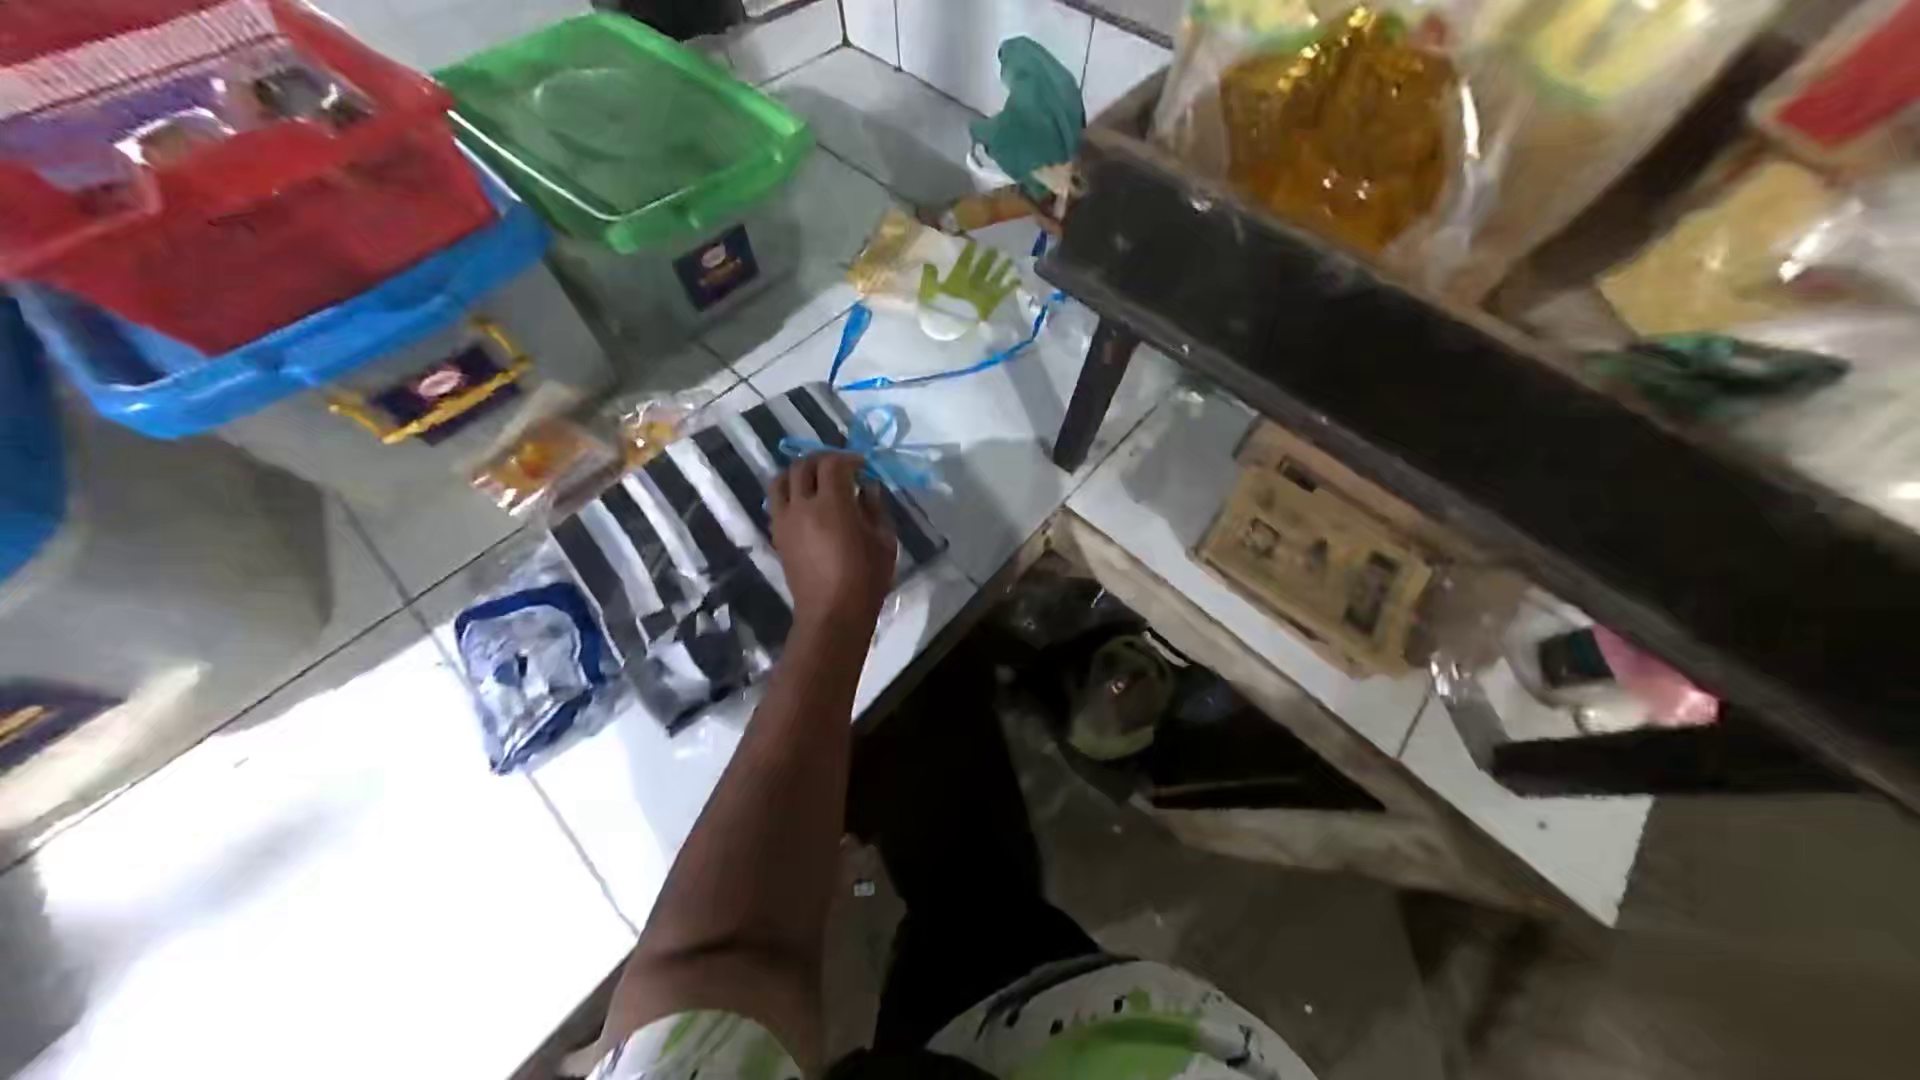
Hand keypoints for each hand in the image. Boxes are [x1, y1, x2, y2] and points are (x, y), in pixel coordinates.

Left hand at [769, 453, 896, 631]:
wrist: (833, 614)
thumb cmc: (866, 579)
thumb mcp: (884, 541)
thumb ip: (875, 508)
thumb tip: (867, 489)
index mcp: (832, 505)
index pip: (833, 464)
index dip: (848, 458)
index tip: (862, 465)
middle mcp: (802, 506)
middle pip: (802, 466)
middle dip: (822, 460)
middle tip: (840, 467)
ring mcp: (785, 521)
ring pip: (780, 481)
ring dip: (798, 472)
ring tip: (815, 480)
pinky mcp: (778, 536)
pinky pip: (776, 502)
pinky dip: (789, 493)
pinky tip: (805, 503)